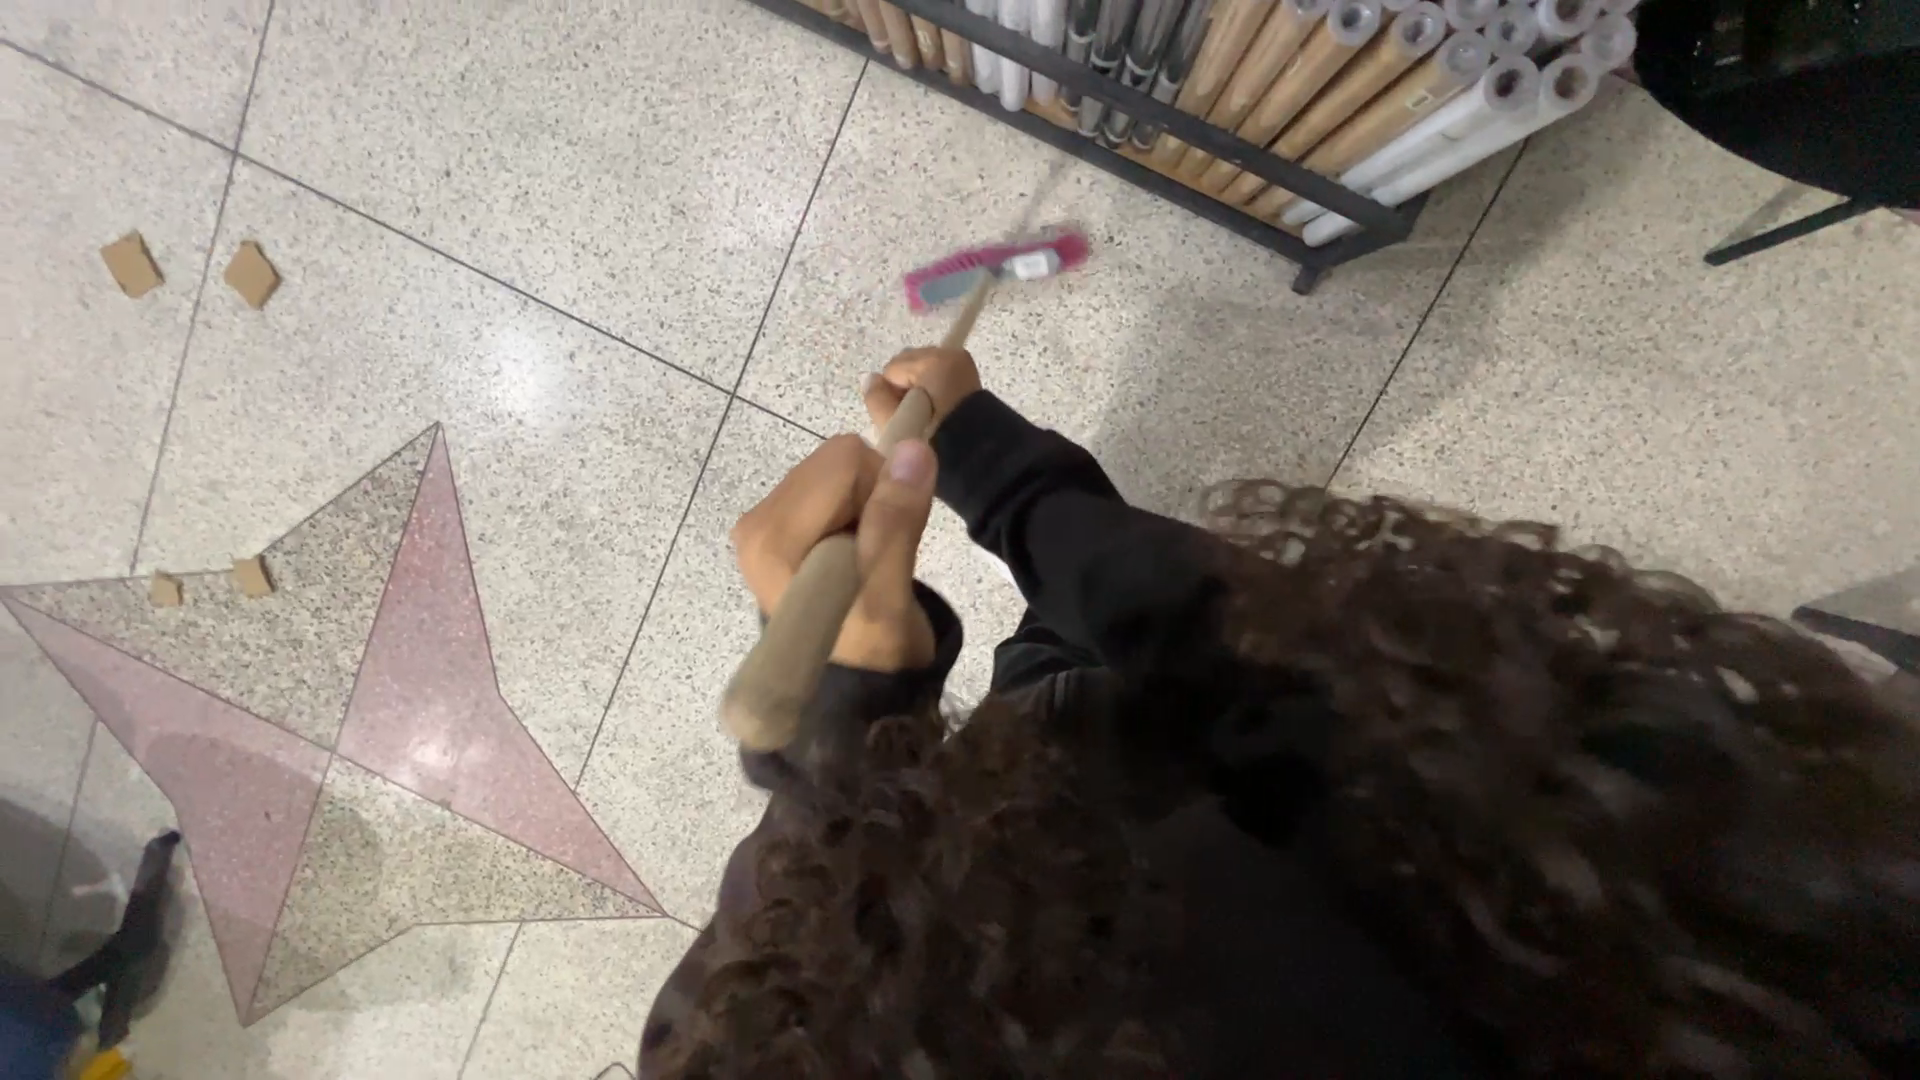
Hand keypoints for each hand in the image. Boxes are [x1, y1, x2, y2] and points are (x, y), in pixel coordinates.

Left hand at [731, 434, 938, 671]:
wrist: (858, 680)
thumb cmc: (874, 646)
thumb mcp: (888, 595)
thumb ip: (896, 524)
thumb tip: (914, 450)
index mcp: (771, 535)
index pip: (845, 460)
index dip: (882, 491)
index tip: (889, 539)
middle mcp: (756, 521)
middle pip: (837, 460)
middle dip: (872, 496)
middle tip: (879, 550)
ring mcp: (763, 521)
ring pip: (837, 469)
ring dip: (866, 504)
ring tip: (867, 555)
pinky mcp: (776, 523)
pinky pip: (831, 484)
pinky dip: (855, 508)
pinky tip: (854, 549)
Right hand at [862, 346, 983, 435]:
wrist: (980, 460)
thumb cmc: (935, 443)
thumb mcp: (896, 424)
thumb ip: (877, 399)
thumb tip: (870, 378)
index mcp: (934, 362)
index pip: (892, 371)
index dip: (890, 396)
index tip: (900, 418)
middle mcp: (950, 355)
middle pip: (908, 365)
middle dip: (904, 389)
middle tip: (912, 419)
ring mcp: (961, 363)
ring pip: (922, 370)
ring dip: (918, 390)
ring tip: (925, 418)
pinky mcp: (968, 375)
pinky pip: (938, 375)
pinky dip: (932, 390)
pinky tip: (936, 413)